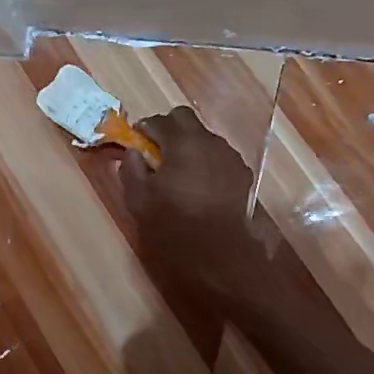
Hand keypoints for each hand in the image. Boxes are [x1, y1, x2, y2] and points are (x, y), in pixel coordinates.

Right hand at [118, 107, 271, 301]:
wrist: (217, 254)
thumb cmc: (172, 226)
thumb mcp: (139, 200)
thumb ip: (131, 169)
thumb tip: (132, 152)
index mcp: (182, 142)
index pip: (159, 120)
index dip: (144, 129)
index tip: (137, 144)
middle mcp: (209, 141)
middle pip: (186, 120)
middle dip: (169, 130)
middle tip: (156, 154)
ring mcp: (229, 157)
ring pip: (205, 138)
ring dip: (189, 147)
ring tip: (179, 174)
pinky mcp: (241, 174)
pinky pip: (219, 157)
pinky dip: (206, 163)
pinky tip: (199, 187)